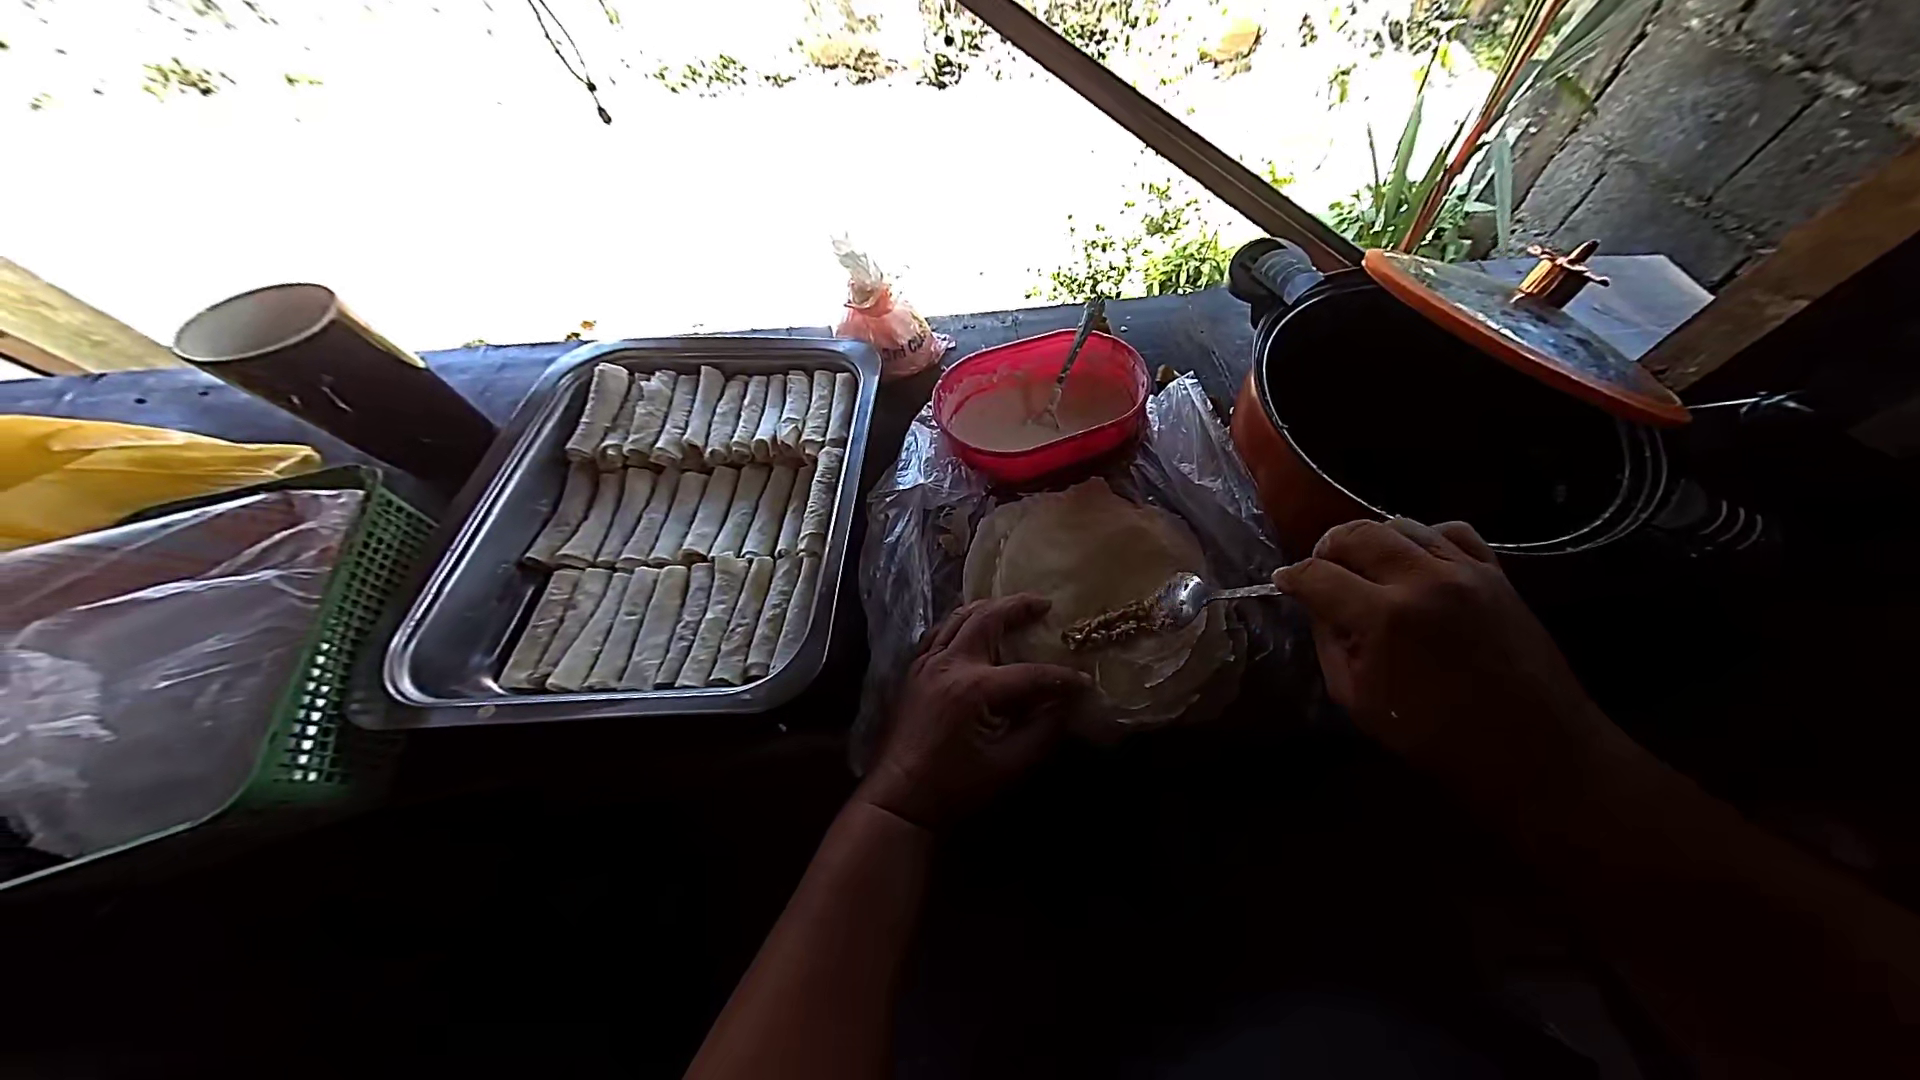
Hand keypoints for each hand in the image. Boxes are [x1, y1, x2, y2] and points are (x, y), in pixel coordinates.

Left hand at [858, 595, 1091, 830]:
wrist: (900, 799)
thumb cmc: (956, 788)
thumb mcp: (1010, 765)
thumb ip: (1044, 730)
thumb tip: (1070, 705)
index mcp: (974, 688)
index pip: (1030, 674)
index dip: (1062, 678)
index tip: (1086, 682)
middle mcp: (949, 664)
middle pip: (986, 619)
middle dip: (1018, 607)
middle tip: (1043, 603)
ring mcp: (927, 664)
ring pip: (958, 618)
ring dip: (988, 609)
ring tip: (1011, 607)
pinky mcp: (914, 671)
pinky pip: (939, 632)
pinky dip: (960, 623)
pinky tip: (971, 627)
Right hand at [1274, 519, 1603, 770]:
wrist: (1533, 749)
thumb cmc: (1432, 734)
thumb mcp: (1354, 696)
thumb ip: (1328, 641)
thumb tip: (1316, 604)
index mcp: (1384, 617)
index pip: (1317, 575)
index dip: (1291, 577)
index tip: (1283, 581)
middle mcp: (1423, 581)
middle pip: (1356, 534)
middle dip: (1326, 548)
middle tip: (1321, 569)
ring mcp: (1465, 572)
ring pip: (1400, 524)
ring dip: (1370, 540)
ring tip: (1363, 564)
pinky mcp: (1496, 574)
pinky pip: (1451, 531)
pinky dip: (1422, 538)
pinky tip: (1413, 561)